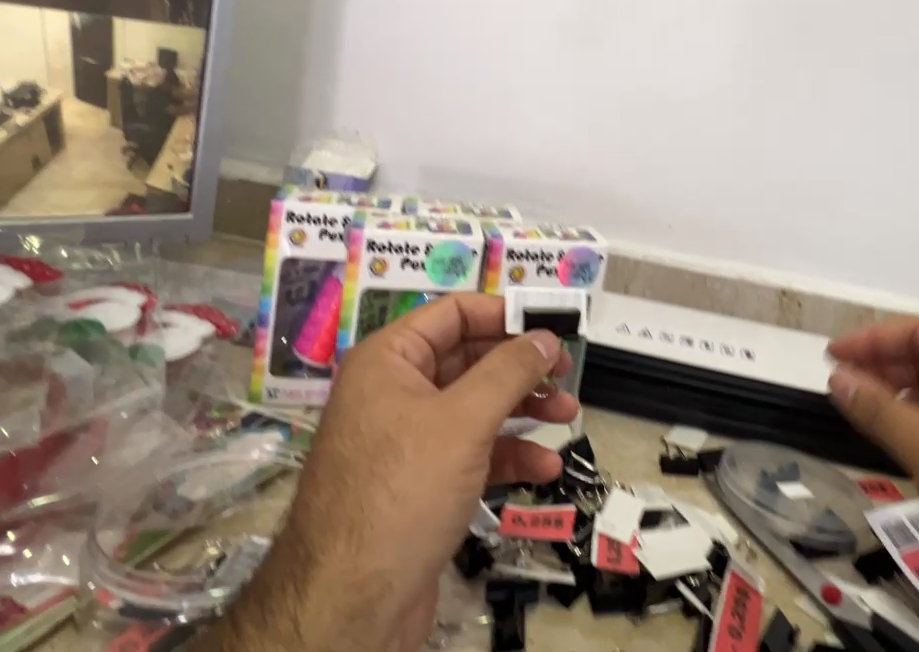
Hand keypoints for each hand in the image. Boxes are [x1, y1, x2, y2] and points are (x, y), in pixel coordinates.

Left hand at [206, 295, 578, 651]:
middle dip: (521, 368)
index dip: (503, 314)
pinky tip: (544, 467)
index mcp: (389, 361)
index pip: (453, 314)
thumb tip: (546, 337)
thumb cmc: (403, 492)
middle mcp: (395, 392)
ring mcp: (407, 440)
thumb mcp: (463, 421)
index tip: (551, 326)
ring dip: (523, 411)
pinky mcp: (420, 483)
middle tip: (567, 375)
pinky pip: (471, 452)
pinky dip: (508, 454)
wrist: (350, 605)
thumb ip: (509, 371)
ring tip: (568, 417)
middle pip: (469, 360)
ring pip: (475, 407)